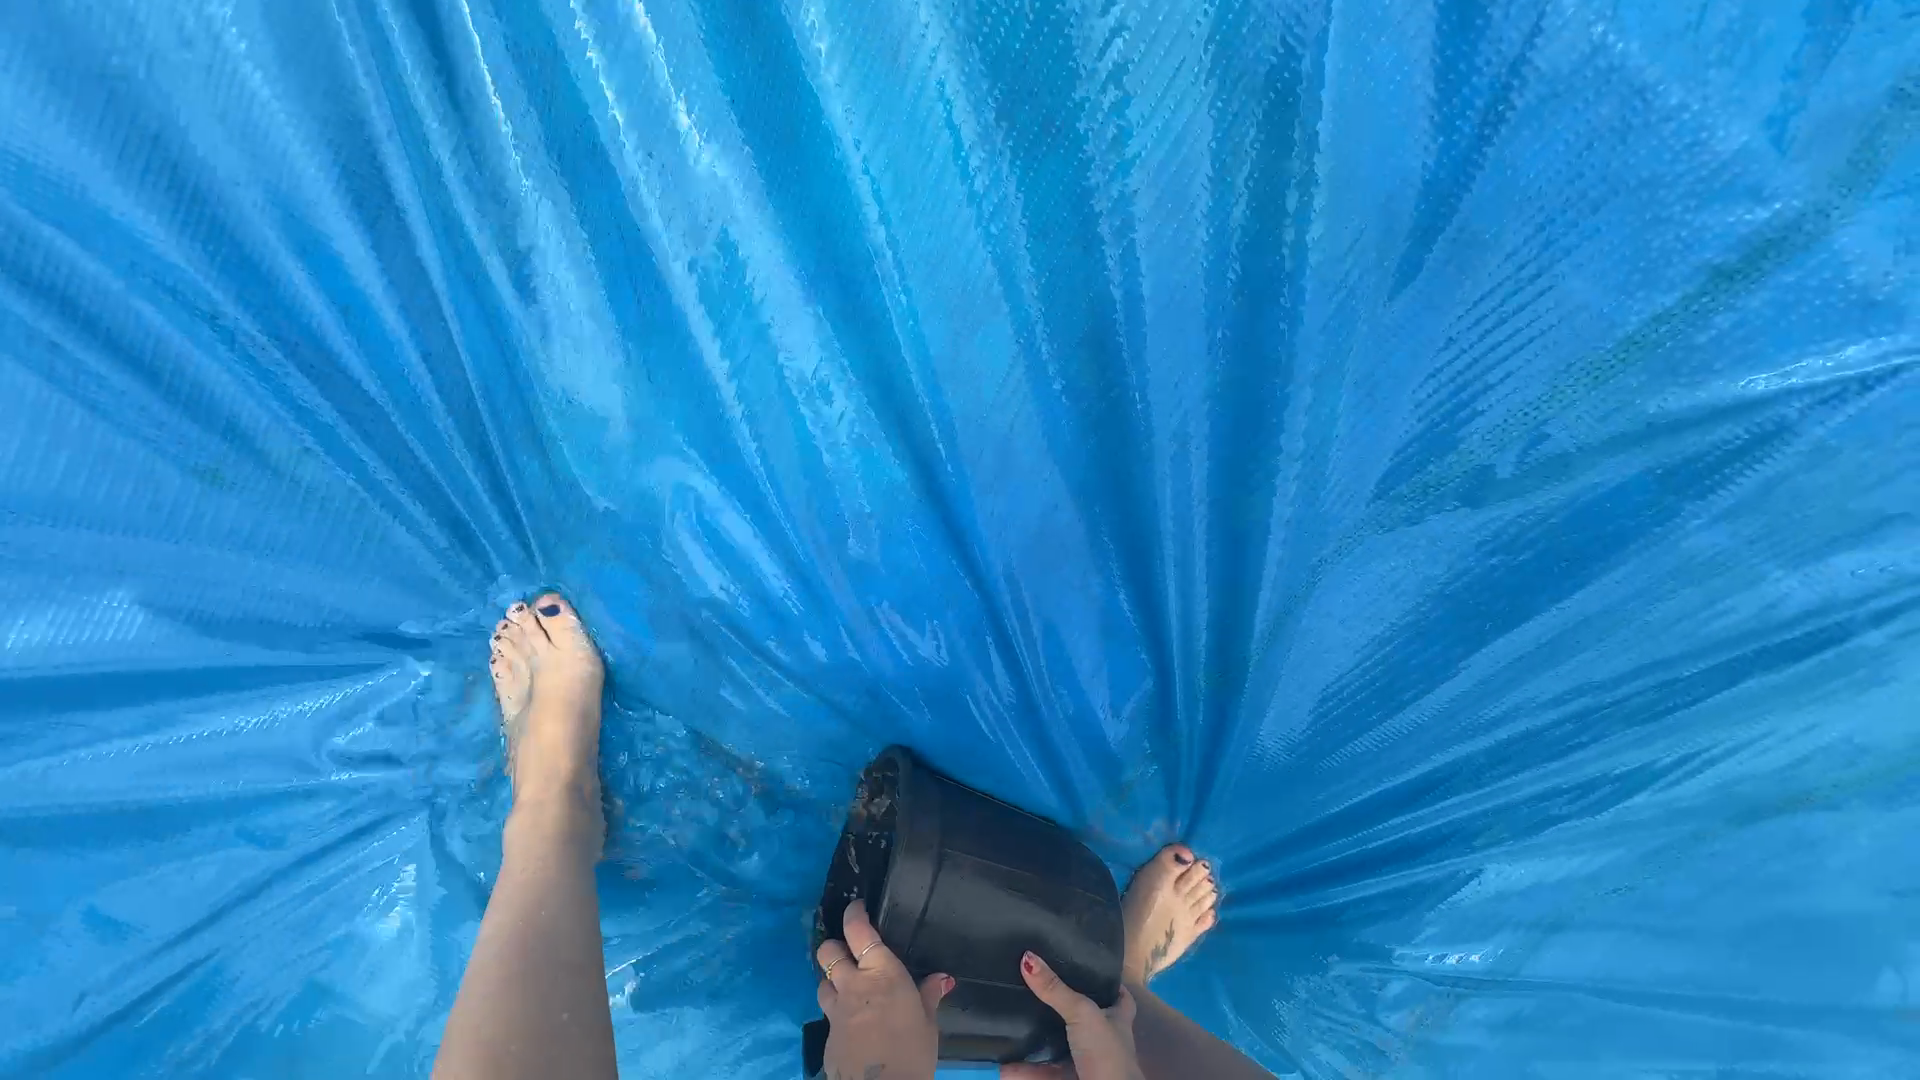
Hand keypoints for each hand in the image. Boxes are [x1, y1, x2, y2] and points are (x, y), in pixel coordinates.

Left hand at [816, 899, 952, 1079]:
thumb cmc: (913, 1052)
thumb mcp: (928, 1022)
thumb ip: (929, 995)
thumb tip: (941, 978)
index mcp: (881, 972)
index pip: (858, 930)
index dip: (854, 914)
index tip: (857, 908)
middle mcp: (852, 985)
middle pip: (827, 951)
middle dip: (834, 946)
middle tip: (847, 952)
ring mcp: (835, 1011)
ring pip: (822, 983)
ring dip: (832, 982)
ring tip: (847, 988)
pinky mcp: (826, 1037)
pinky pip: (827, 1017)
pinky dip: (837, 1015)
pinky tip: (851, 1025)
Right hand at [1001, 952, 1145, 1079]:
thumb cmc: (1106, 1052)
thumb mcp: (1083, 1012)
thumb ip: (1055, 989)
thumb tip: (1028, 956)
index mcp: (1117, 1019)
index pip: (1119, 996)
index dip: (1107, 983)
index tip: (1088, 967)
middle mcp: (1103, 1040)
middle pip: (1084, 1018)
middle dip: (1062, 1006)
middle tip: (1038, 987)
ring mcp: (1086, 1062)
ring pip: (1058, 1045)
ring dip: (1036, 1039)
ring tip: (1012, 1020)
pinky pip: (1041, 1073)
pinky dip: (1022, 1071)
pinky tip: (1002, 1066)